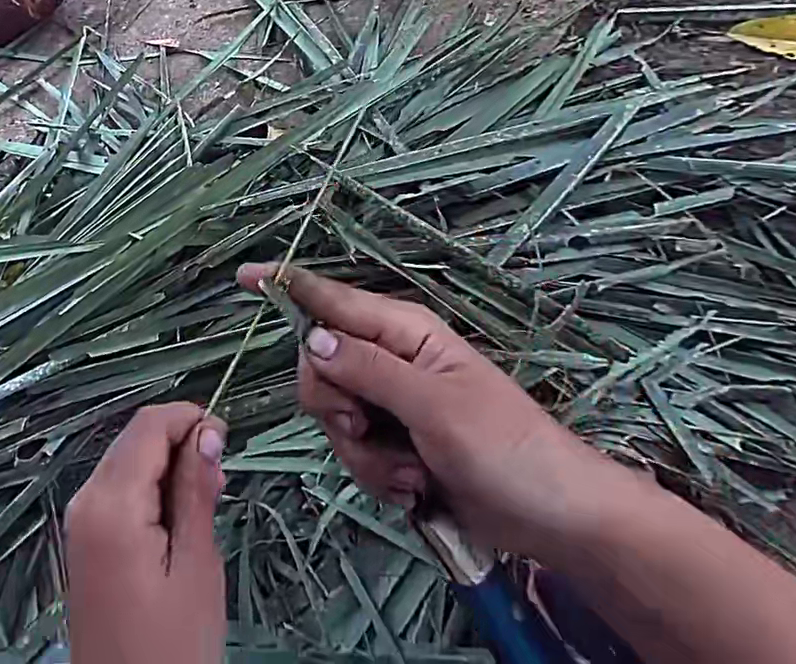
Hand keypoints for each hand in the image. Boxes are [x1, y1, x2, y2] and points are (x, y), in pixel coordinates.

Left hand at [65, 402, 227, 663]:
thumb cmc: (168, 649)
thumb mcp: (195, 565)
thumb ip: (196, 490)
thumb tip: (207, 433)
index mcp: (111, 505)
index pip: (149, 425)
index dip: (189, 419)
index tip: (222, 436)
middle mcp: (86, 500)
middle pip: (136, 437)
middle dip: (180, 442)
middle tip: (218, 474)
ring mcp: (80, 517)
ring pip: (129, 458)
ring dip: (168, 464)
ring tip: (205, 500)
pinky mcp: (85, 534)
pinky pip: (120, 485)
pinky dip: (151, 486)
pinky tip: (178, 516)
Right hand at [239, 263, 626, 558]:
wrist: (551, 516)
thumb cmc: (506, 446)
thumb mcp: (436, 405)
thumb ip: (370, 369)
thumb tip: (312, 340)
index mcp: (401, 331)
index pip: (332, 299)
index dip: (287, 286)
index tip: (244, 278)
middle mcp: (386, 358)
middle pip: (318, 366)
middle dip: (336, 407)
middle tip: (368, 425)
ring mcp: (386, 400)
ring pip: (330, 415)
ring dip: (363, 452)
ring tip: (412, 467)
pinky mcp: (389, 440)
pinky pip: (350, 450)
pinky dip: (377, 474)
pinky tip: (415, 484)